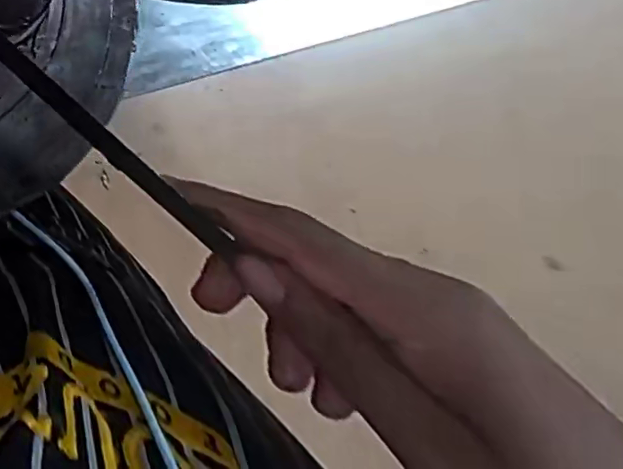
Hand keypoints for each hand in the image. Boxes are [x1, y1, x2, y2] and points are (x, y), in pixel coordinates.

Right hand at [181, 181, 622, 468]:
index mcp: (421, 304)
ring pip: (335, 289)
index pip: (299, 234)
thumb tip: (249, 262)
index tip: (168, 188)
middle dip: (251, 273)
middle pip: (311, 253)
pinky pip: (367, 316)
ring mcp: (444, 312)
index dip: (228, 207)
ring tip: (295, 385)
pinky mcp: (453, 336)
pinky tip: (337, 393)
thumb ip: (333, 343)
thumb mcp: (418, 434)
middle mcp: (428, 290)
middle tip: (211, 313)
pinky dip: (332, 339)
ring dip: (294, 320)